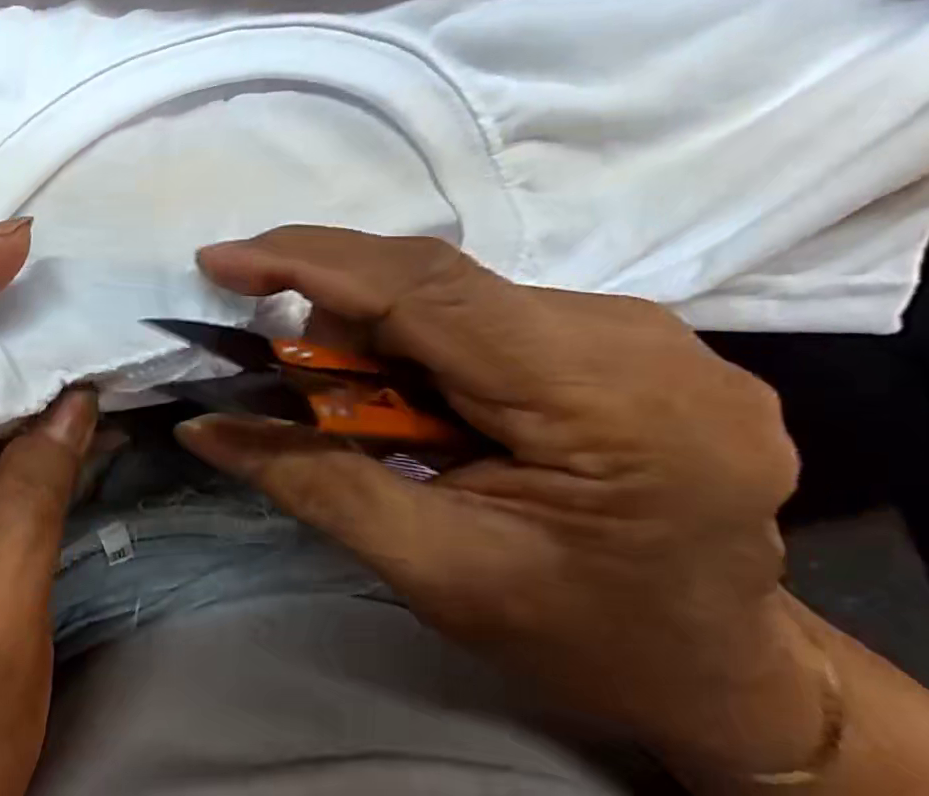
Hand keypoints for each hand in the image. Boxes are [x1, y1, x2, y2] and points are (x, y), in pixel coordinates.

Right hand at [176, 227, 826, 774]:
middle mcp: (641, 338)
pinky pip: (496, 306)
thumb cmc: (581, 639)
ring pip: (463, 291)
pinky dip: (435, 340)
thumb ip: (314, 483)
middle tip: (287, 369)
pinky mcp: (634, 330)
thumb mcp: (435, 574)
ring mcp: (649, 326)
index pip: (432, 292)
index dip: (315, 262)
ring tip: (375, 411)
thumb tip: (204, 424)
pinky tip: (435, 403)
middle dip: (343, 312)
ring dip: (389, 334)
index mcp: (610, 406)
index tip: (222, 260)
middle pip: (443, 283)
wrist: (725, 669)